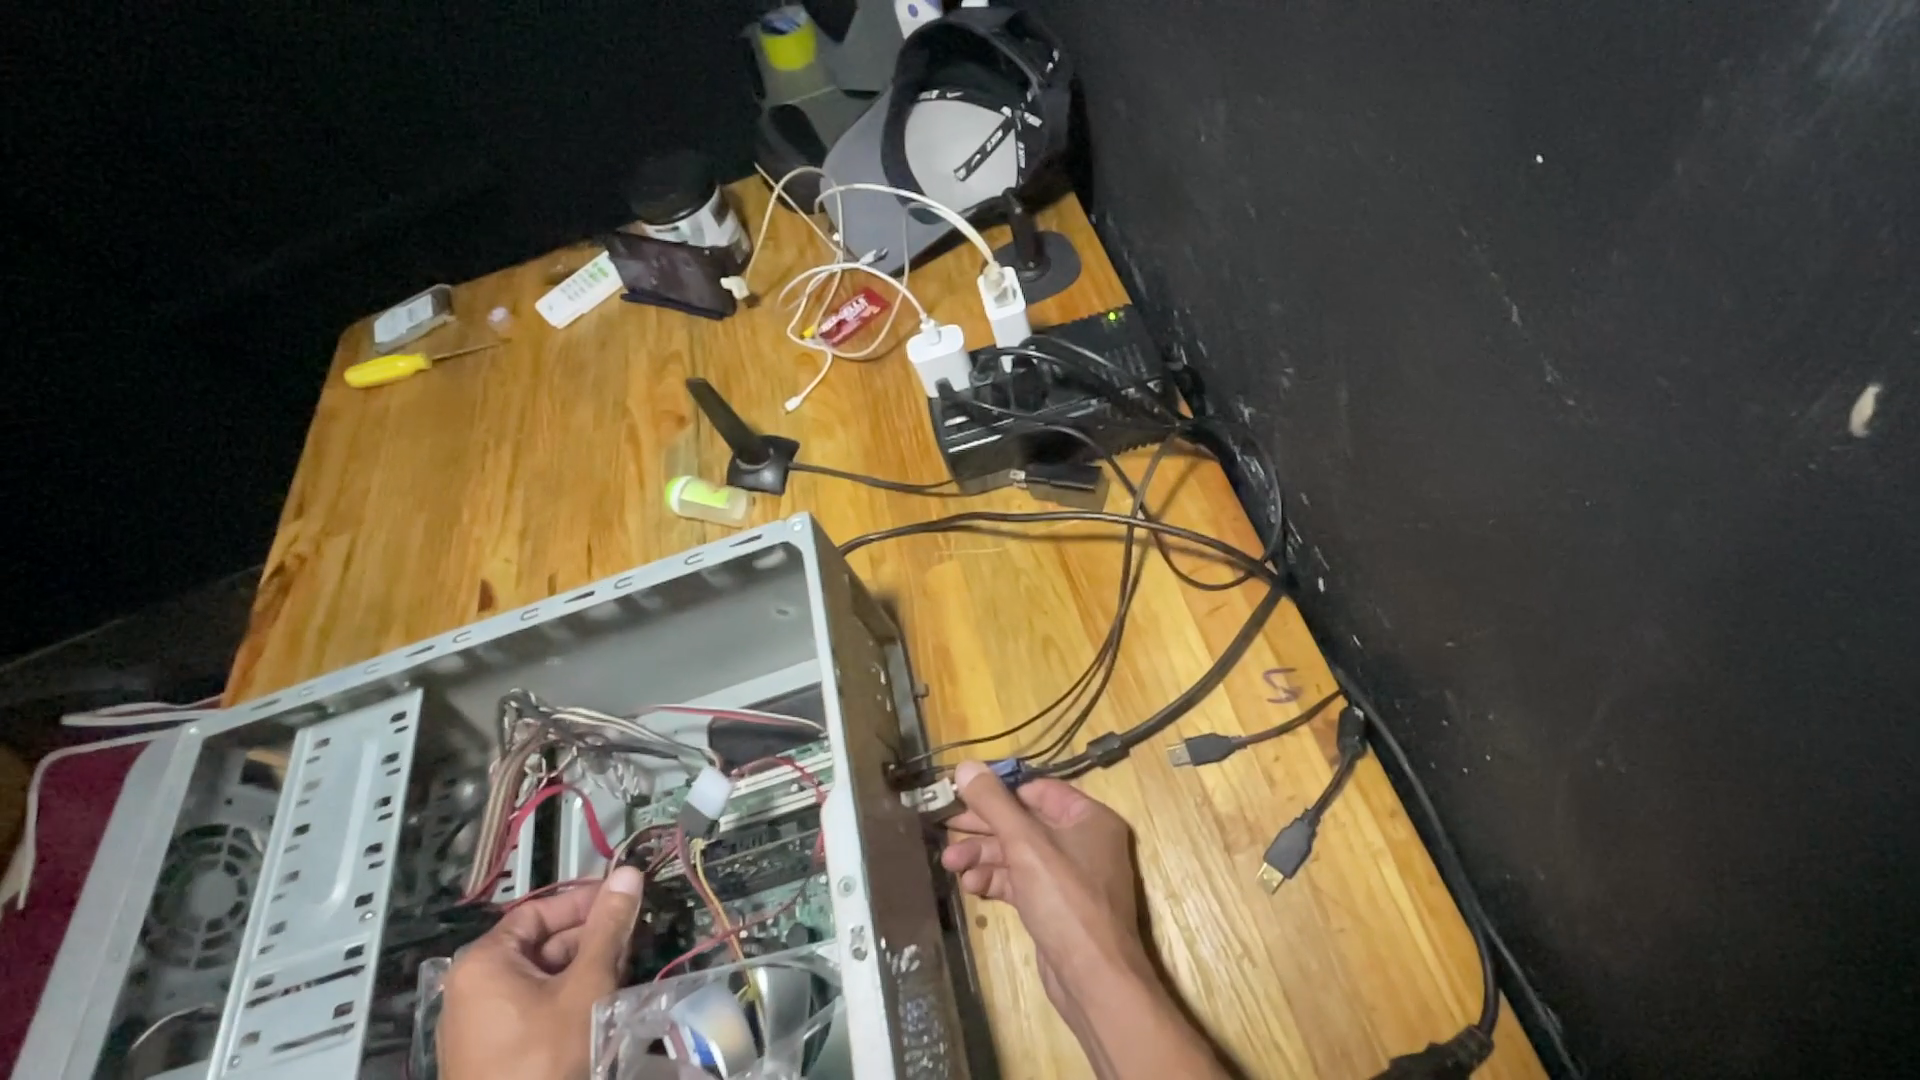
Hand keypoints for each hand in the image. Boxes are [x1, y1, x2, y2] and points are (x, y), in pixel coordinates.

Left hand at [439, 867, 644, 1079]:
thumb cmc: (545, 1057)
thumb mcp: (587, 984)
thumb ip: (609, 926)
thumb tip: (628, 872)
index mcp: (484, 962)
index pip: (540, 910)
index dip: (585, 901)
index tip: (625, 900)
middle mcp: (471, 986)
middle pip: (540, 943)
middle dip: (590, 938)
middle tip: (632, 939)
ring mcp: (477, 1023)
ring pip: (540, 976)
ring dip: (583, 968)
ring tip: (623, 972)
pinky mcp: (489, 1053)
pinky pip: (531, 1006)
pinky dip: (566, 998)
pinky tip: (600, 1004)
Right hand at [941, 763, 1229, 1079]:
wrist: (1092, 979)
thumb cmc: (1066, 899)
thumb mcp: (1025, 844)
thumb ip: (993, 803)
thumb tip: (965, 766)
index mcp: (1088, 817)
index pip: (1037, 790)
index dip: (999, 791)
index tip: (962, 793)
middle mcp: (1081, 841)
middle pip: (1023, 822)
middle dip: (983, 828)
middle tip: (945, 827)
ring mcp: (1068, 876)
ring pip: (1017, 854)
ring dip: (983, 856)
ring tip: (950, 863)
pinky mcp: (1054, 906)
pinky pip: (1020, 881)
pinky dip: (995, 880)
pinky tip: (970, 886)